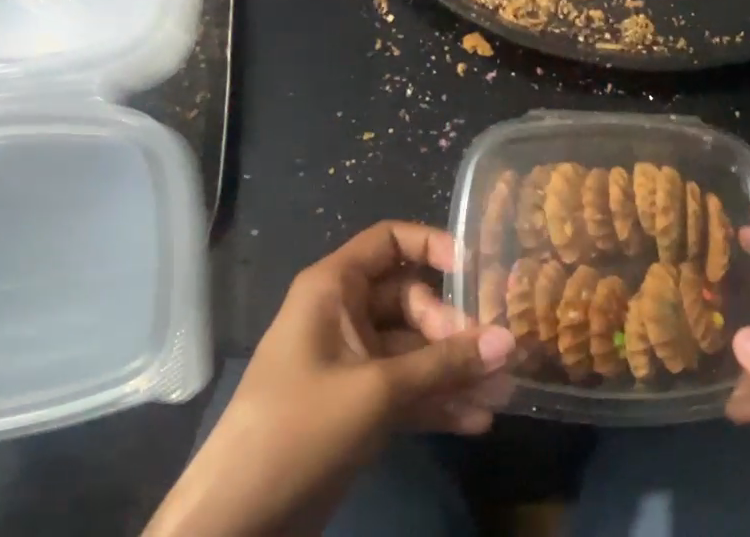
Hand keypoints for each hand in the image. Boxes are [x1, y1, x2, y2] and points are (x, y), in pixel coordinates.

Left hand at [143, 222, 515, 536]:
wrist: (240, 517)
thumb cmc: (300, 427)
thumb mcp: (378, 390)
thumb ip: (445, 364)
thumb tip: (509, 341)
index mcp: (334, 288)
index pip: (389, 241)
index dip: (433, 246)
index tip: (475, 271)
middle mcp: (343, 316)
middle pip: (412, 300)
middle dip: (455, 329)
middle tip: (493, 359)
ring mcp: (351, 363)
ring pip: (415, 351)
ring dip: (455, 371)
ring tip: (501, 395)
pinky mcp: (357, 407)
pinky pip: (407, 389)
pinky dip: (437, 401)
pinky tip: (476, 421)